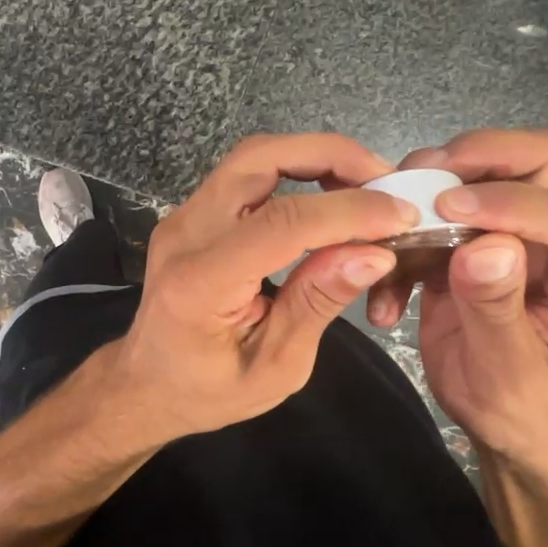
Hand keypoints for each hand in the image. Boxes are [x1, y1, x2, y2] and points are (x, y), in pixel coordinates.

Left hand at [110, 133, 417, 441]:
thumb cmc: (207, 390)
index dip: (347, 212)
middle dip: (329, 156)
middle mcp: (185, 234)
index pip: (281, 223)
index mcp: (201, 281)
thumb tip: (375, 253)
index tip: (402, 215)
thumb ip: (317, 304)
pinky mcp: (190, 216)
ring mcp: (182, 218)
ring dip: (312, 157)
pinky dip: (293, 171)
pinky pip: (245, 175)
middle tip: (386, 180)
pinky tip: (329, 194)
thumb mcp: (275, 367)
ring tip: (366, 185)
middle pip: (258, 160)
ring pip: (251, 158)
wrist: (145, 384)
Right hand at [396, 130, 547, 481]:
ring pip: (489, 173)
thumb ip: (498, 313)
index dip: (515, 202)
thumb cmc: (527, 419)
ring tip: (388, 230)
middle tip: (421, 176)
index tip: (448, 205)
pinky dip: (403, 240)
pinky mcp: (479, 244)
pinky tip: (384, 295)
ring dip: (430, 191)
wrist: (510, 435)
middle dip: (481, 158)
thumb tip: (485, 245)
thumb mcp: (511, 383)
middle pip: (544, 163)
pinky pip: (440, 215)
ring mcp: (525, 240)